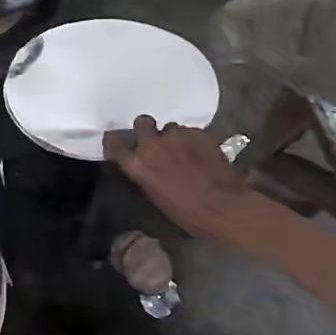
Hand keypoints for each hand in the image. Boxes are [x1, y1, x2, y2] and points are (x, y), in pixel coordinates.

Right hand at [103, 115, 253, 241]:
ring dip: (174, 137)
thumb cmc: (185, 211)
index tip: (116, 140)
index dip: (114, 140)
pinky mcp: (198, 132)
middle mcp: (152, 145)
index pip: (114, 143)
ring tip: (186, 151)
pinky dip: (193, 140)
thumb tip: (147, 166)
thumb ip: (146, 174)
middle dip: (148, 128)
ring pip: (170, 128)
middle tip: (157, 140)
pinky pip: (190, 132)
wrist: (221, 205)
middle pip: (142, 122)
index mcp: (137, 165)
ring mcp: (176, 135)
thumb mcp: (155, 195)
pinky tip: (202, 154)